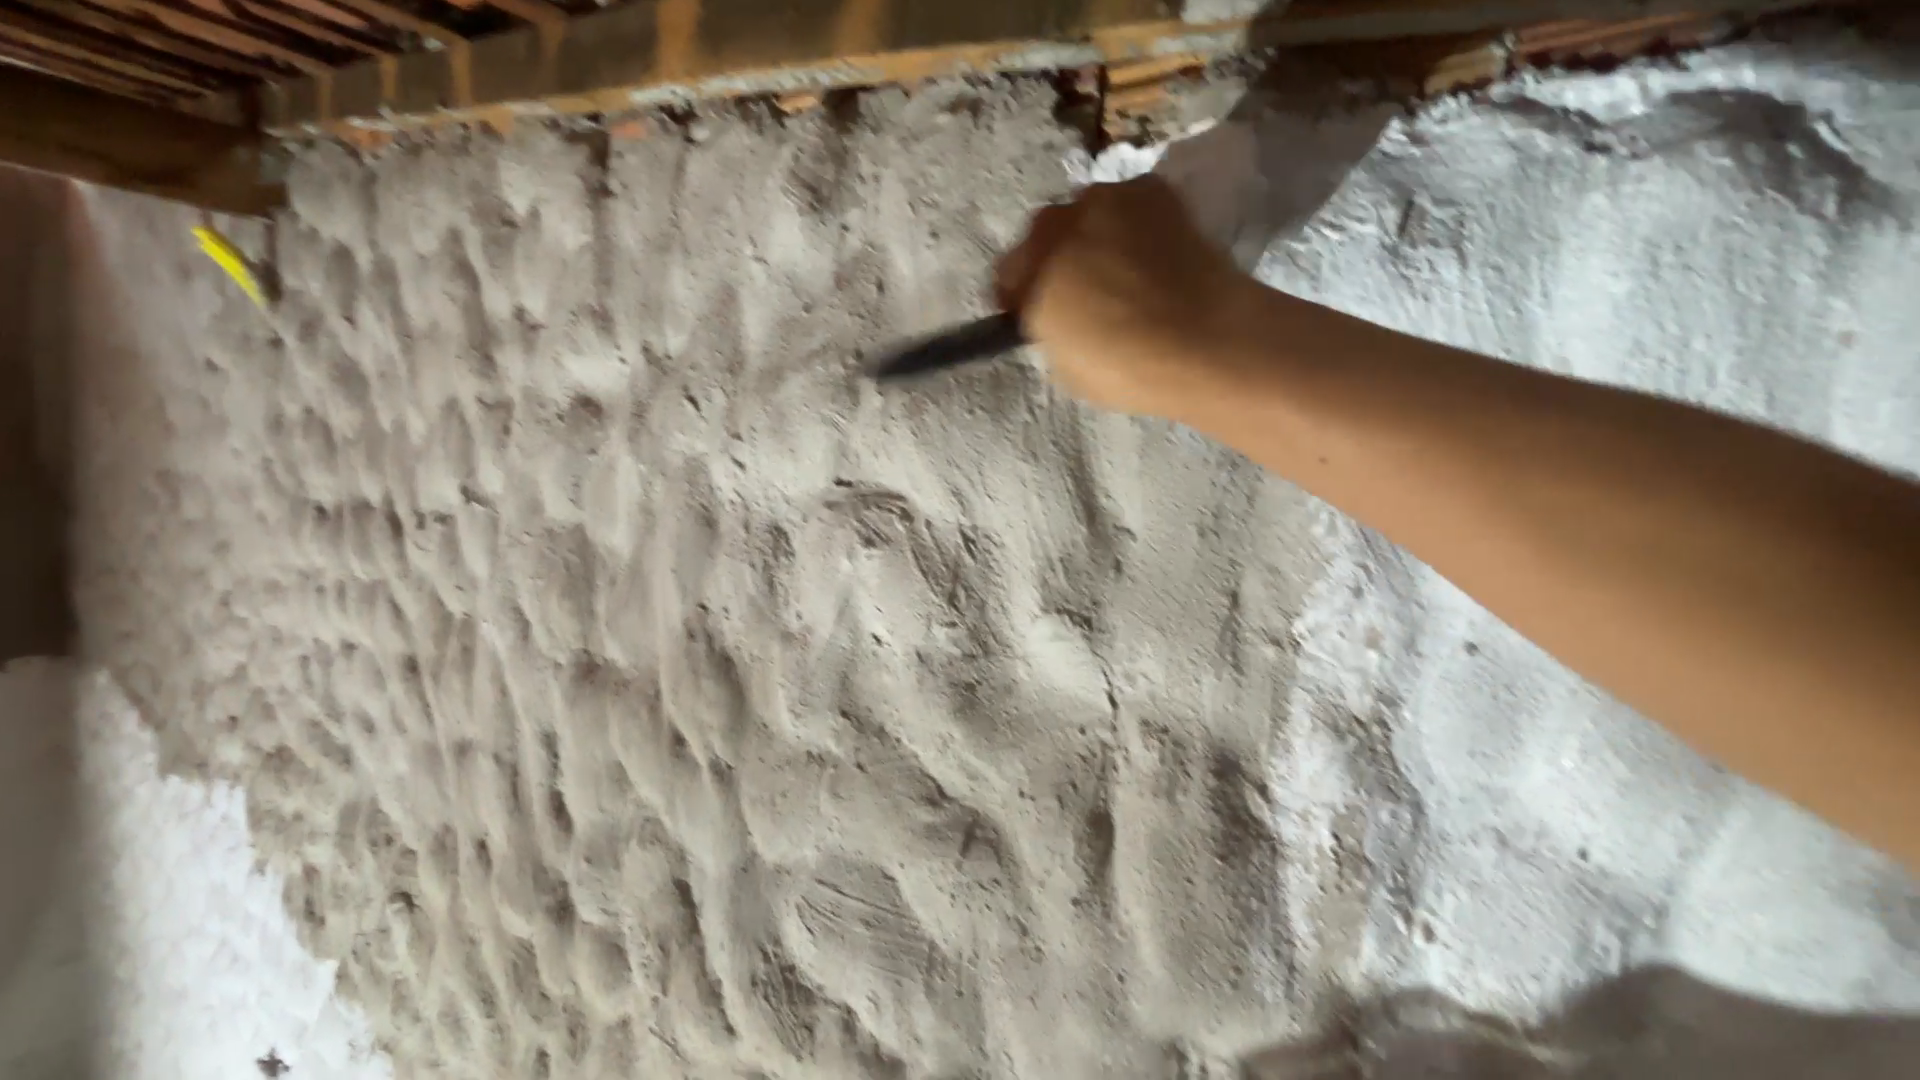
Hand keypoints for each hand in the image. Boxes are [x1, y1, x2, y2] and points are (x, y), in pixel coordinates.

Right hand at [996, 175, 1257, 420]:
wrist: (1205, 340)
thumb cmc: (1125, 368)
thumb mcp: (1063, 364)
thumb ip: (1047, 327)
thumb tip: (1054, 314)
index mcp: (1028, 269)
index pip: (1008, 273)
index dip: (1019, 294)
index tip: (1033, 313)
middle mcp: (1057, 222)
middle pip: (1045, 235)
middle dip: (1055, 257)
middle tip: (1078, 290)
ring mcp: (1106, 199)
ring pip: (1088, 214)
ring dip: (1094, 235)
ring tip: (1119, 268)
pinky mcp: (1154, 191)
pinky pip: (1130, 203)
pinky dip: (1134, 222)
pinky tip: (1151, 251)